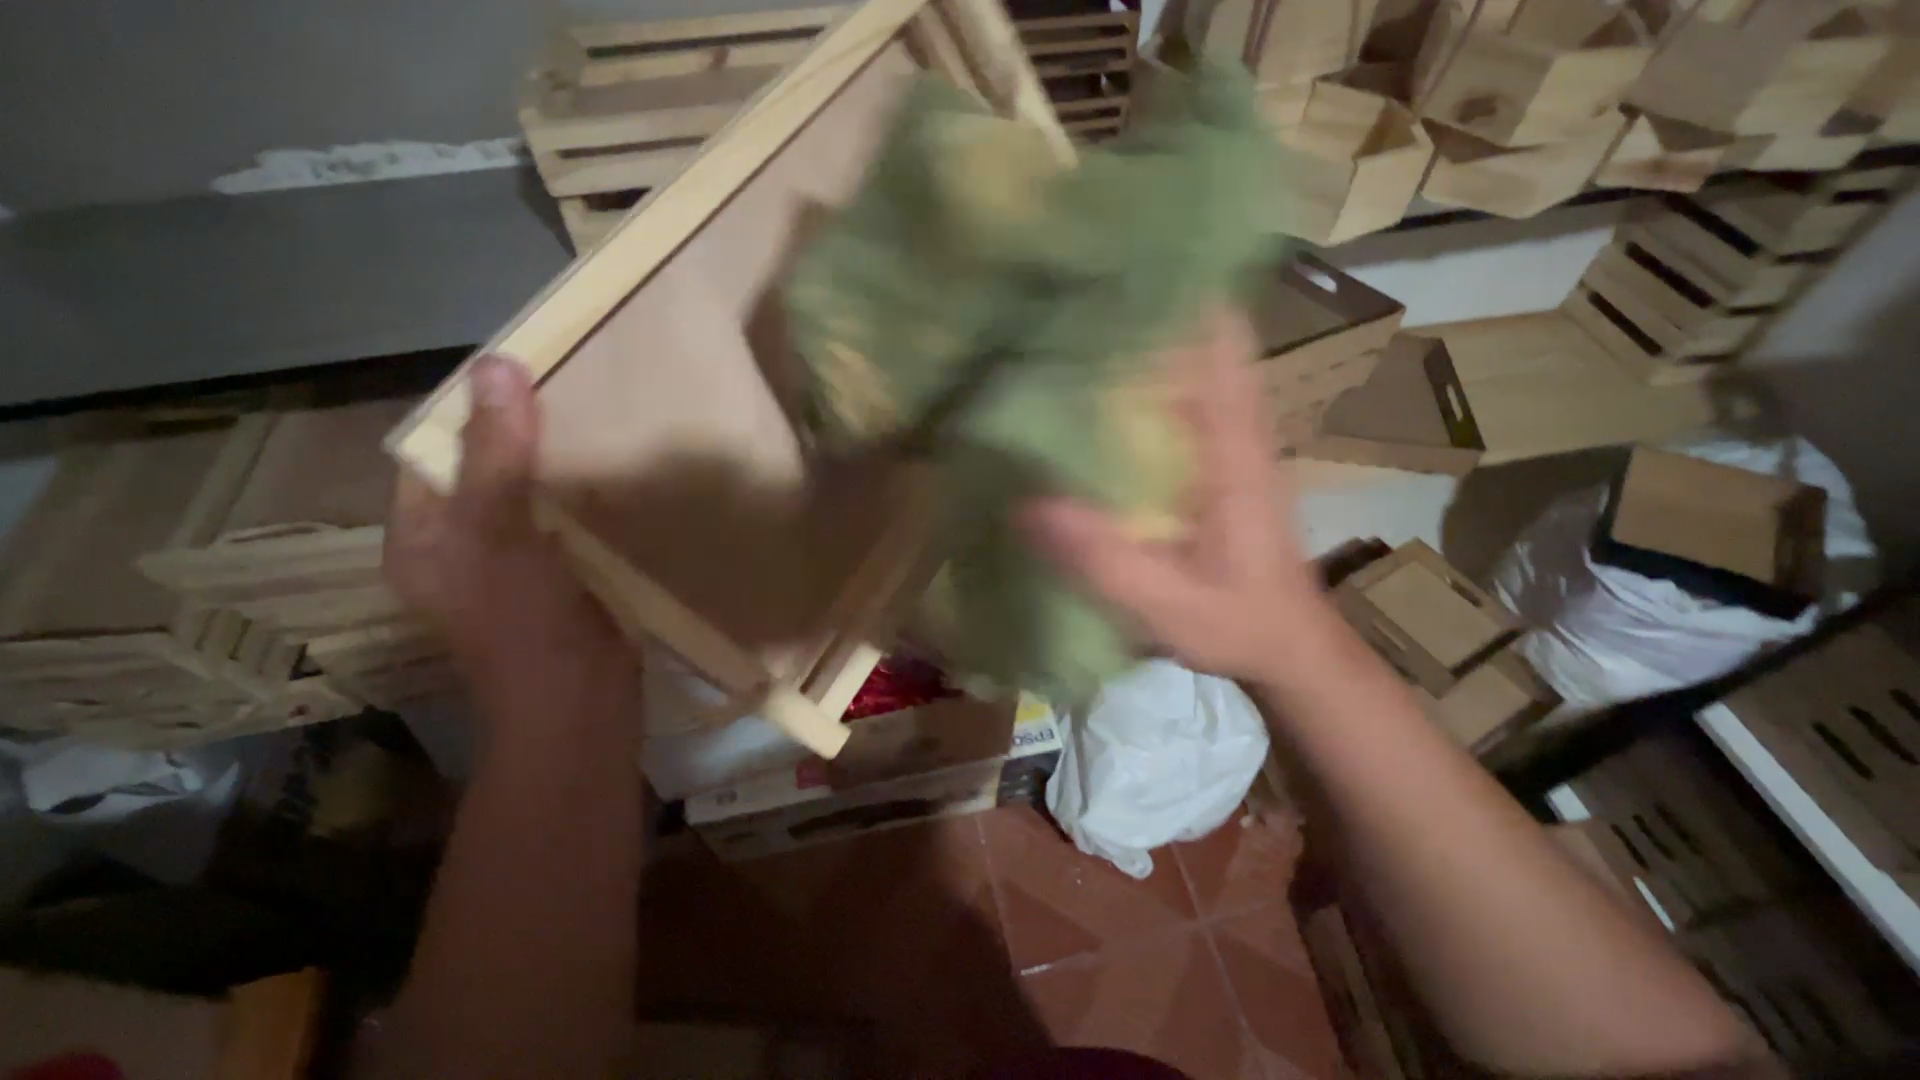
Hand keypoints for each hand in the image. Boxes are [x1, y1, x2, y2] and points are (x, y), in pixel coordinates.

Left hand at [386, 357, 633, 690]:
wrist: (581, 709)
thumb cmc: (524, 624)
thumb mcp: (500, 533)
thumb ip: (498, 454)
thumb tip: (497, 365)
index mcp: (424, 534)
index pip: (435, 451)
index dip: (469, 409)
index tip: (521, 371)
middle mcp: (462, 545)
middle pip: (487, 468)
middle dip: (524, 431)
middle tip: (570, 386)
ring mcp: (515, 564)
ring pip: (534, 494)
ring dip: (561, 462)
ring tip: (600, 416)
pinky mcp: (563, 577)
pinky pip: (570, 520)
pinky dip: (589, 495)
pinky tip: (619, 470)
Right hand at [1020, 310, 1340, 683]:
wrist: (1290, 644)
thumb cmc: (1240, 622)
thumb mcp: (1169, 606)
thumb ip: (1105, 561)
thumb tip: (1024, 502)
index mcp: (1234, 446)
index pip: (1218, 339)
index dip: (1178, 291)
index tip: (1118, 259)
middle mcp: (1237, 425)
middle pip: (1201, 333)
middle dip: (1146, 302)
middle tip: (1072, 282)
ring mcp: (1232, 437)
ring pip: (1193, 359)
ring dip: (1145, 334)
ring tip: (1074, 315)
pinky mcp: (1220, 457)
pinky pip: (1183, 394)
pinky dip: (1146, 374)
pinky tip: (1094, 382)